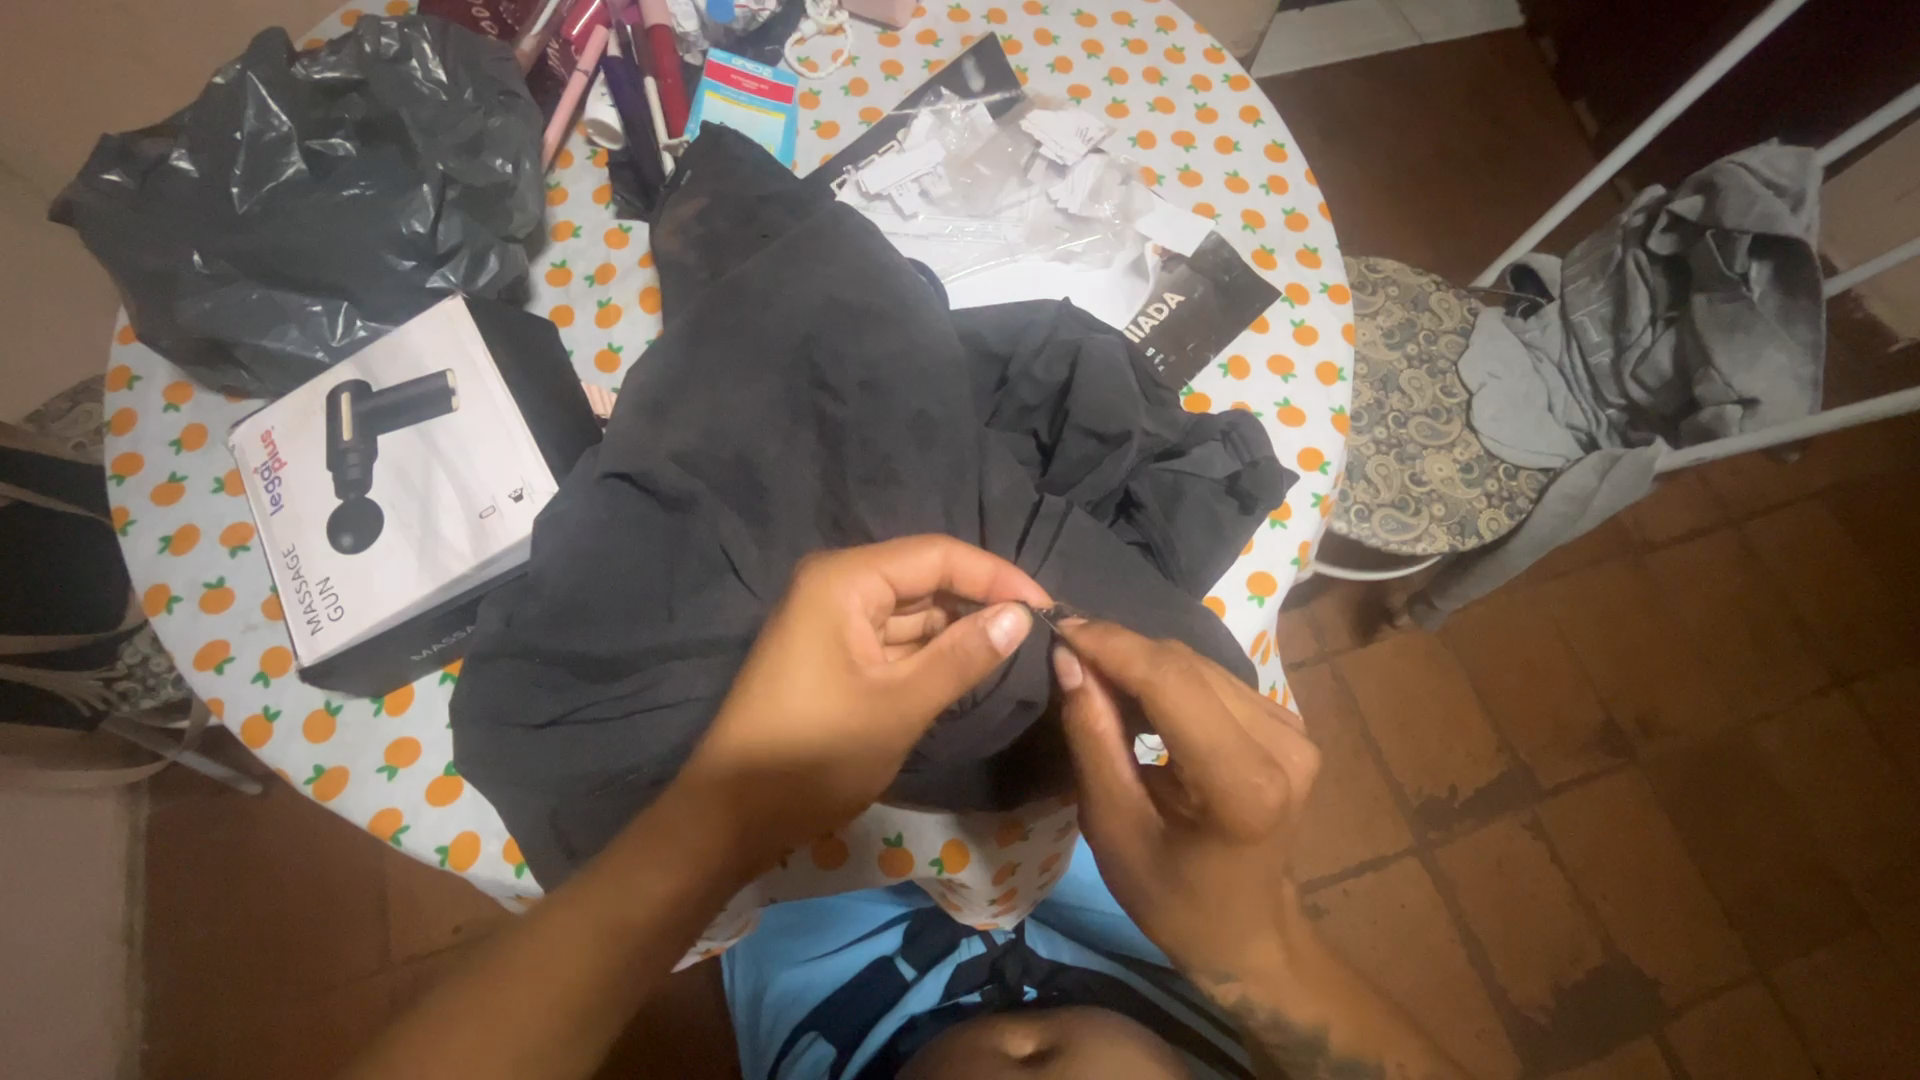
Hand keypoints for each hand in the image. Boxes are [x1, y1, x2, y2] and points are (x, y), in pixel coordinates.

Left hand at [674, 536, 1049, 870]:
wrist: (732, 815)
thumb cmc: (815, 756)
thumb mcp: (900, 706)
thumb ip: (963, 656)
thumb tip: (1020, 616)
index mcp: (845, 580)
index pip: (938, 555)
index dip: (996, 576)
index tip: (1046, 608)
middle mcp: (838, 585)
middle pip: (925, 578)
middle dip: (979, 602)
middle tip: (1037, 633)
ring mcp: (833, 619)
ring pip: (912, 610)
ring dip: (958, 629)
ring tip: (1016, 650)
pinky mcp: (834, 651)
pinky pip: (894, 638)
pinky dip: (930, 651)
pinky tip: (971, 666)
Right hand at [1054, 620, 1319, 977]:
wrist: (1244, 932)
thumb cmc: (1170, 896)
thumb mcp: (1112, 825)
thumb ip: (1092, 736)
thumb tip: (1068, 658)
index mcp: (1243, 784)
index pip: (1171, 682)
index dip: (1111, 646)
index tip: (1060, 628)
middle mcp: (1282, 744)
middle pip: (1185, 666)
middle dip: (1120, 652)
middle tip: (1065, 654)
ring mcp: (1293, 730)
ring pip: (1198, 664)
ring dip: (1140, 663)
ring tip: (1093, 674)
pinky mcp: (1288, 723)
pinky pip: (1214, 678)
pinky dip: (1166, 679)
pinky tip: (1135, 695)